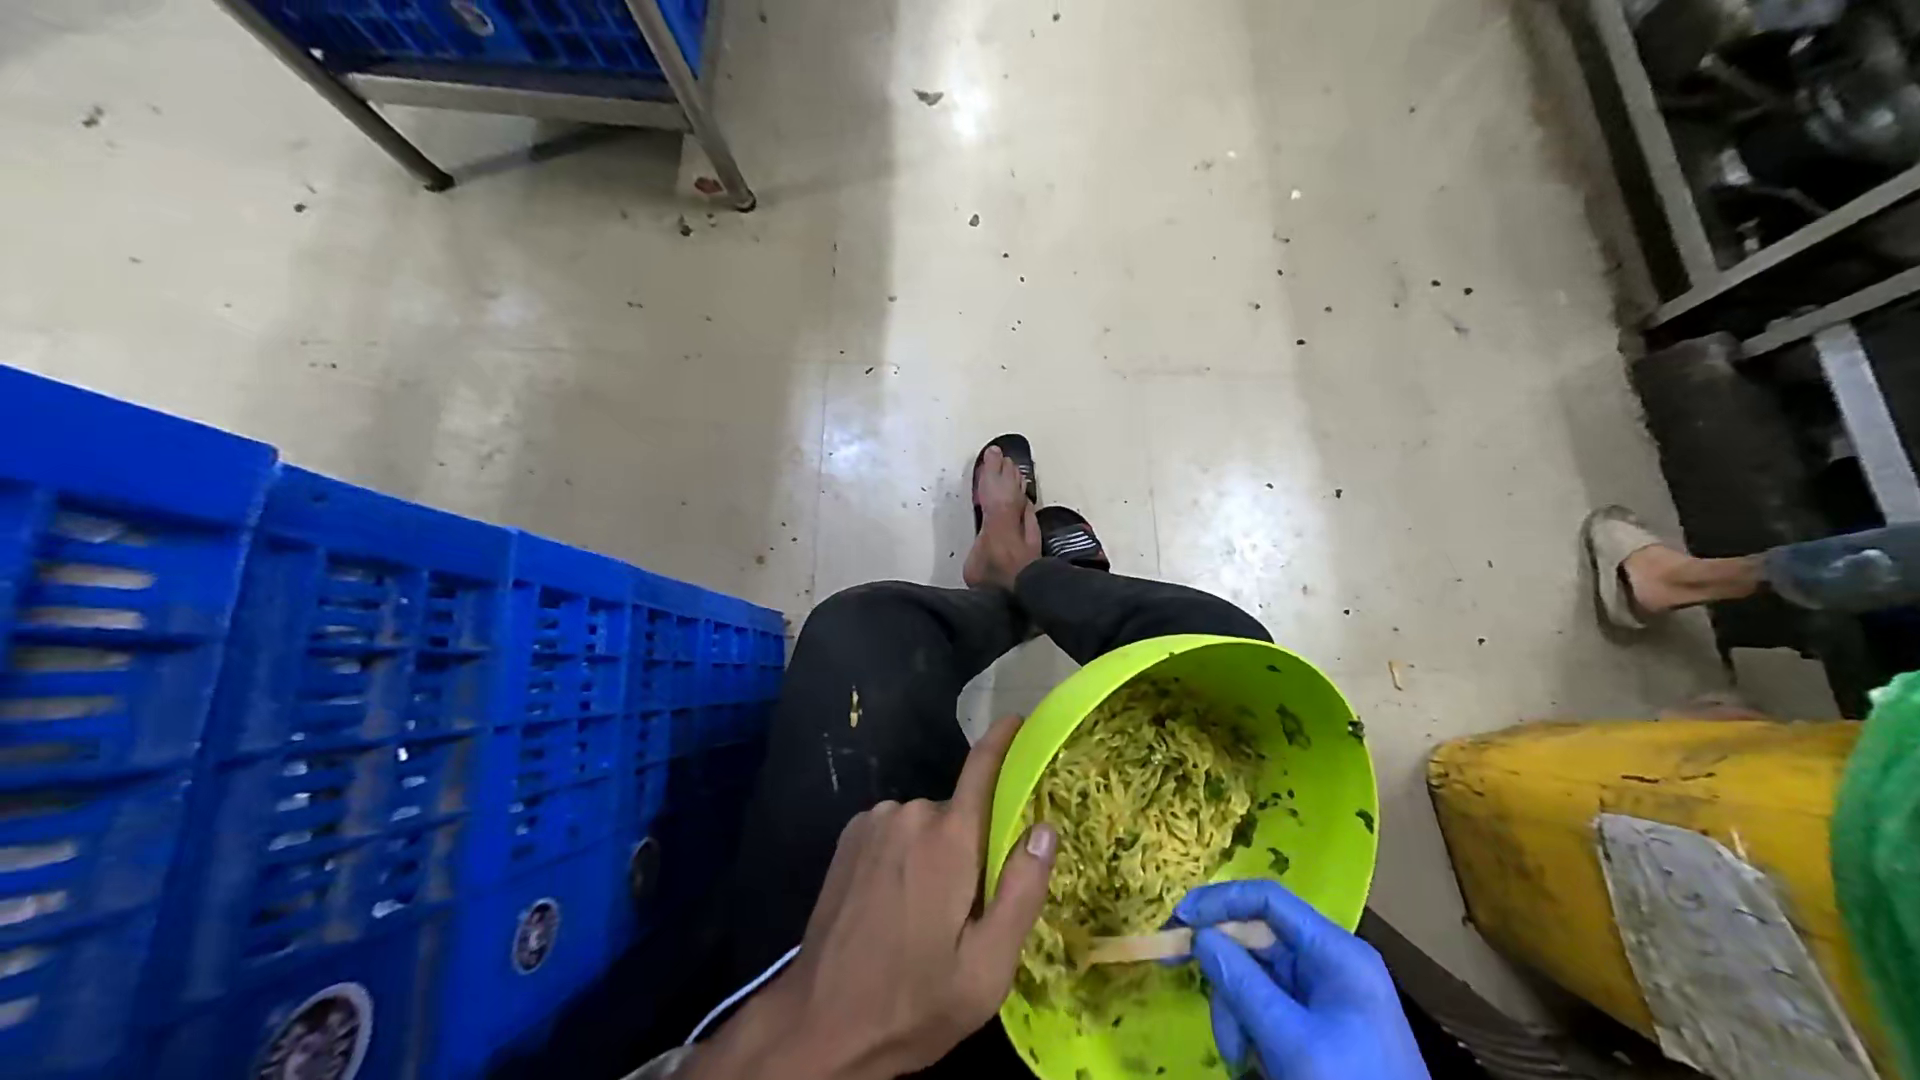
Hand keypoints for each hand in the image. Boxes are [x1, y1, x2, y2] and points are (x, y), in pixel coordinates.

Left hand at [684, 714, 1057, 1079]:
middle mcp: (911, 813)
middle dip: (972, 845)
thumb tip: (1045, 828)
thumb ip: (1022, 891)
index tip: (1018, 718)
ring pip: (927, 824)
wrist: (819, 1023)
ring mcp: (874, 821)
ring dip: (936, 853)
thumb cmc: (913, 1001)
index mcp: (949, 839)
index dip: (1003, 740)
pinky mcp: (850, 835)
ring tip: (922, 915)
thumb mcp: (986, 968)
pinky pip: (897, 829)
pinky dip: (905, 854)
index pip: (983, 769)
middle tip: (966, 908)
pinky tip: (892, 902)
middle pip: (960, 813)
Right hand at [964, 447, 1040, 590]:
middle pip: (1011, 492)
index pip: (995, 492)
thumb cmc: (995, 584)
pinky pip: (1027, 515)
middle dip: (1006, 474)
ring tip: (1012, 470)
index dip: (992, 473)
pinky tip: (1024, 502)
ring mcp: (1027, 535)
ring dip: (1017, 484)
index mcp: (998, 525)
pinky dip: (1023, 505)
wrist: (1024, 600)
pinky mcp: (1033, 546)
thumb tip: (985, 543)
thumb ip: (980, 548)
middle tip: (1003, 458)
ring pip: (1021, 501)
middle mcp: (1015, 524)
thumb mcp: (975, 566)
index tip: (992, 455)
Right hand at [1176, 881, 1429, 1079]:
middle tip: (1196, 997)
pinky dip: (1249, 1028)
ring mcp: (1323, 996)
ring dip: (1235, 1011)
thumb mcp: (1290, 1040)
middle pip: (1255, 940)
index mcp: (1336, 952)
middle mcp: (1329, 963)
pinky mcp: (1315, 1026)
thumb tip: (1200, 936)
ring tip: (1239, 1056)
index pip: (1266, 899)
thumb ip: (1241, 983)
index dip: (1219, 901)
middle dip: (1226, 976)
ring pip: (1254, 977)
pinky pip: (1265, 1007)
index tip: (1178, 921)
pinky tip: (1250, 1060)